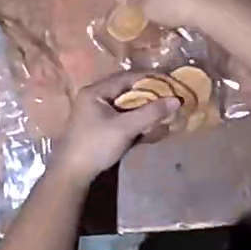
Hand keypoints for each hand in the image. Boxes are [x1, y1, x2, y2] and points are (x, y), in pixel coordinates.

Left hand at [49, 72, 173, 183]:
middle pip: (126, 89)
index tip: (173, 83)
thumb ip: (150, 113)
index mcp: (95, 91)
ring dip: (144, 106)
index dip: (151, 79)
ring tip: (166, 109)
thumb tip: (176, 99)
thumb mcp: (125, 128)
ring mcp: (96, 110)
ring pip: (126, 102)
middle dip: (150, 93)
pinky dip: (137, 116)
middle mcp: (94, 96)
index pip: (127, 77)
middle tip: (172, 97)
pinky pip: (122, 114)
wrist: (74, 171)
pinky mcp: (100, 123)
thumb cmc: (96, 145)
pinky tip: (151, 122)